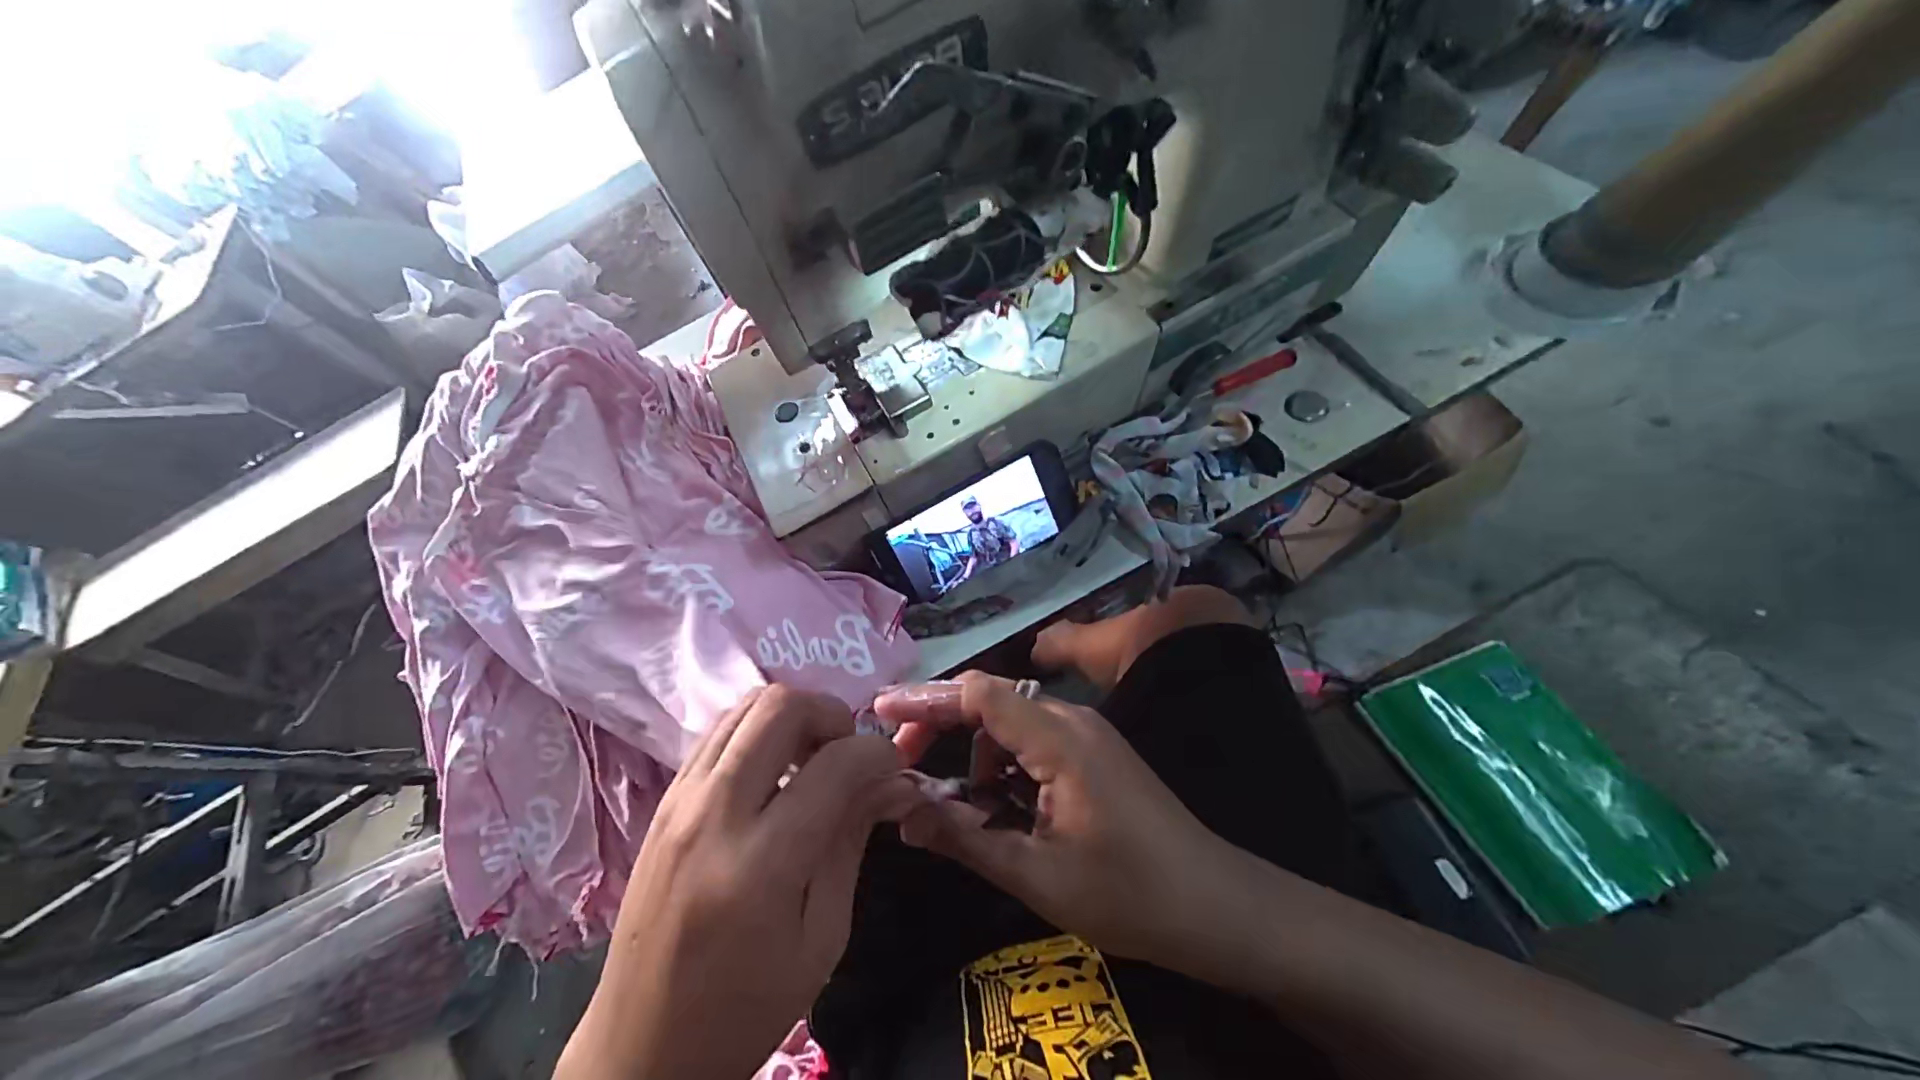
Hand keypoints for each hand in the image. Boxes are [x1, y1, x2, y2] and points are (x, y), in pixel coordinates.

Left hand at [558, 686, 921, 1079]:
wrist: (638, 1049)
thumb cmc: (744, 1010)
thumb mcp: (822, 938)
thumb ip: (853, 842)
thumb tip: (895, 781)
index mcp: (761, 864)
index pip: (835, 764)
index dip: (878, 752)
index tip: (894, 767)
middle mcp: (713, 814)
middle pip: (780, 706)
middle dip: (832, 714)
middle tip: (848, 754)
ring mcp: (679, 800)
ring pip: (745, 706)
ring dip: (793, 717)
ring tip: (813, 760)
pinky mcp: (662, 801)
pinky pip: (718, 732)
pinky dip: (758, 732)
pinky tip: (774, 774)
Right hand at [878, 673, 1265, 980]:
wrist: (1217, 906)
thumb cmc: (1128, 894)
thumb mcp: (1035, 874)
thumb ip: (965, 837)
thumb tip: (900, 812)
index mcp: (1059, 739)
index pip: (978, 694)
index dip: (924, 699)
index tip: (878, 714)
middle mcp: (1072, 720)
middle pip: (990, 700)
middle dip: (939, 724)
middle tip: (898, 762)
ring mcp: (1087, 734)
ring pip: (1010, 721)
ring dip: (971, 752)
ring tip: (947, 802)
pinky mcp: (1095, 753)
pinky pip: (1033, 740)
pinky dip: (1001, 763)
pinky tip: (993, 805)